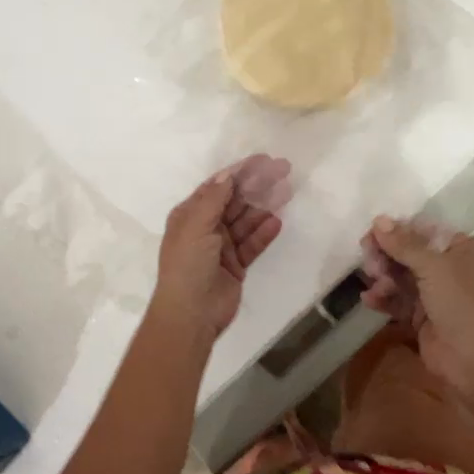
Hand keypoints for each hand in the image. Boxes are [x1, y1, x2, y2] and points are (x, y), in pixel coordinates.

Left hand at [150, 155, 291, 341]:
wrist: (190, 314)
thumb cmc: (187, 265)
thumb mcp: (195, 226)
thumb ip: (213, 199)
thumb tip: (227, 174)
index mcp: (189, 215)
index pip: (217, 187)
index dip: (239, 172)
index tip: (263, 160)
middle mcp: (205, 228)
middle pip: (234, 201)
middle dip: (256, 186)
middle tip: (283, 171)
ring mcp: (221, 248)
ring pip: (245, 221)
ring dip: (263, 207)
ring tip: (286, 193)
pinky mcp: (235, 265)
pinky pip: (252, 244)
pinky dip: (263, 233)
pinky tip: (277, 222)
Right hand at [359, 216, 473, 392]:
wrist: (471, 359)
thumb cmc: (459, 304)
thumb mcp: (433, 267)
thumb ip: (403, 244)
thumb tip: (378, 220)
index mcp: (456, 248)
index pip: (419, 229)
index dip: (395, 230)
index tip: (372, 234)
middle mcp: (444, 266)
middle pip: (405, 252)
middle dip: (385, 256)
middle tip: (370, 263)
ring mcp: (430, 292)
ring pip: (397, 275)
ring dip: (383, 278)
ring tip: (376, 285)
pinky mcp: (418, 315)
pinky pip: (395, 299)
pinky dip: (382, 297)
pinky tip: (368, 299)